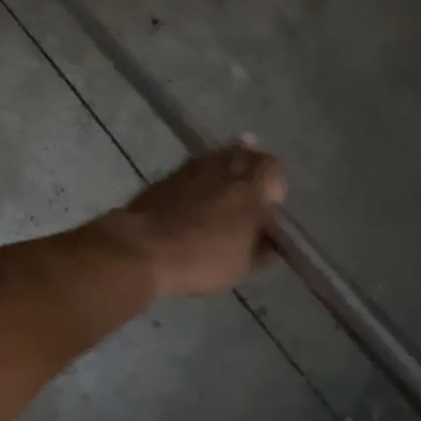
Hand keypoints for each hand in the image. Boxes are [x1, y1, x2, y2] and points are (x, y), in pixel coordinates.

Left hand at [99, 140, 286, 297]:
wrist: (144, 247)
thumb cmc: (201, 259)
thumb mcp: (242, 266)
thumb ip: (262, 248)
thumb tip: (270, 239)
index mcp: (249, 191)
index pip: (273, 168)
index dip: (275, 181)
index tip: (272, 201)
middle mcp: (223, 170)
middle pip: (246, 153)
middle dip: (252, 166)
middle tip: (252, 187)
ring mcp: (193, 167)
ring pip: (219, 154)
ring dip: (227, 165)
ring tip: (227, 186)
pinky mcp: (170, 173)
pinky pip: (196, 164)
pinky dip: (203, 173)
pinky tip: (200, 190)